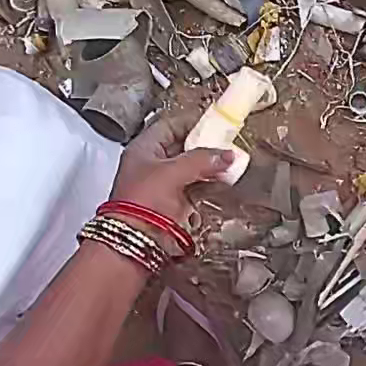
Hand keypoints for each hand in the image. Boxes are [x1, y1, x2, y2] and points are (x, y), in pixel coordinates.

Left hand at [108, 114, 233, 231]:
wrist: (134, 243)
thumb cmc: (144, 202)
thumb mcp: (172, 173)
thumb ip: (202, 160)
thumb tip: (227, 154)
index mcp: (143, 149)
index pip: (169, 126)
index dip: (191, 122)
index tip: (214, 122)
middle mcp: (151, 165)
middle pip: (181, 147)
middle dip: (205, 146)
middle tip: (227, 142)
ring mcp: (162, 185)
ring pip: (190, 168)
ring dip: (209, 165)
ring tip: (230, 161)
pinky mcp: (172, 204)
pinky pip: (194, 187)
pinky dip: (209, 183)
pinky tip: (224, 180)